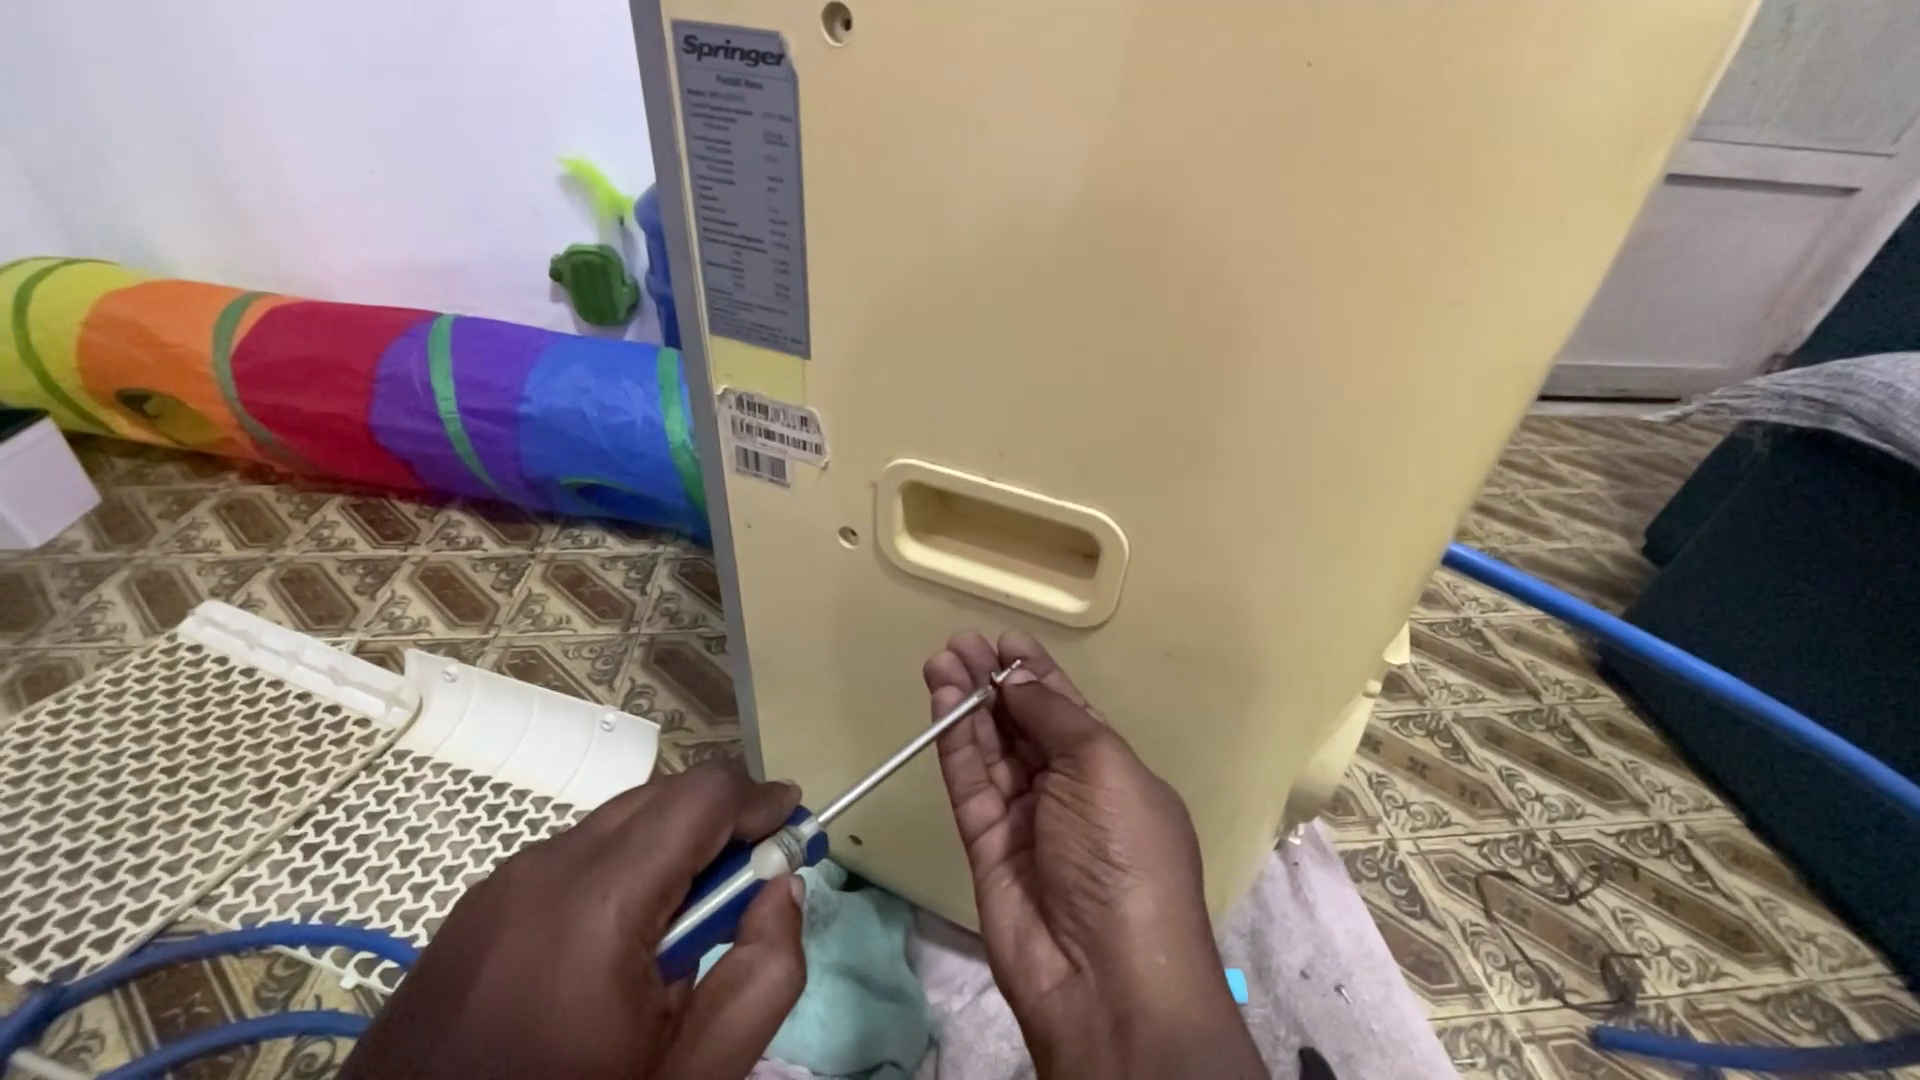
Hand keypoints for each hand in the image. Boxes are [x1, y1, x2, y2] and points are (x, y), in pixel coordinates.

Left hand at [341, 764, 807, 1079]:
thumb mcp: (693, 1075)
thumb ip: (763, 973)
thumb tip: (782, 888)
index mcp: (597, 904)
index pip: (702, 796)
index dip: (760, 799)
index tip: (795, 826)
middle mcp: (543, 869)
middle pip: (662, 797)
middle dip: (722, 821)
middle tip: (757, 876)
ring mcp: (498, 886)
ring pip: (616, 824)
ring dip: (671, 847)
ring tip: (687, 926)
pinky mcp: (473, 910)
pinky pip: (572, 858)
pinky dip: (620, 871)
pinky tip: (621, 944)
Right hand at [925, 632, 1265, 1078]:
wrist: (1105, 975)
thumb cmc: (1124, 855)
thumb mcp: (1105, 767)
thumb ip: (1055, 716)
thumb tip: (1016, 676)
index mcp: (1112, 771)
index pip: (1068, 710)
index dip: (1037, 673)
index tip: (1004, 639)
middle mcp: (1069, 789)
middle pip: (1024, 724)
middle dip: (994, 680)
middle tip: (961, 641)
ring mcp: (1025, 817)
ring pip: (990, 747)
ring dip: (967, 702)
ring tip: (942, 658)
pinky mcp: (985, 843)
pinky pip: (968, 781)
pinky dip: (953, 740)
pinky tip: (940, 699)